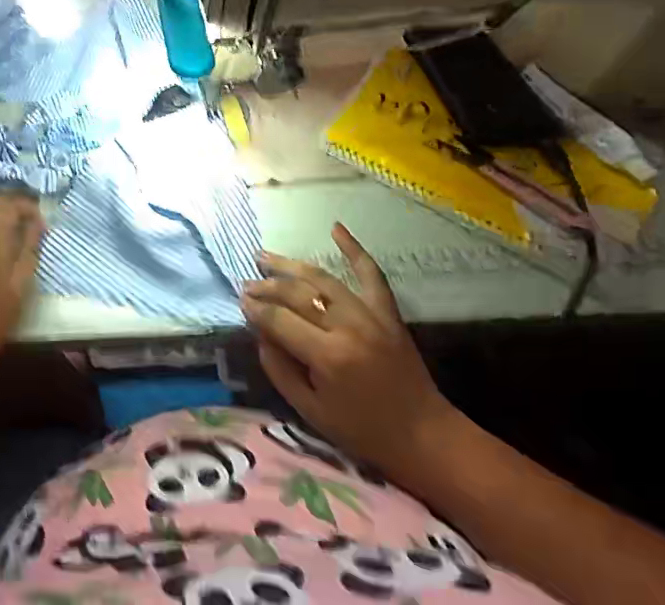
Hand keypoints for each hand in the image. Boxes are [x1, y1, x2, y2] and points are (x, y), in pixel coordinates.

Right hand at [242, 223, 457, 474]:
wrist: (424, 436)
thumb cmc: (363, 431)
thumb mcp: (310, 411)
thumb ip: (280, 370)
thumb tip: (261, 334)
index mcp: (328, 356)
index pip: (280, 320)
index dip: (256, 309)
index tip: (240, 302)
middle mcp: (348, 326)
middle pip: (298, 294)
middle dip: (268, 287)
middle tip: (247, 284)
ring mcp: (370, 315)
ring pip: (323, 279)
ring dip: (291, 266)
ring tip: (265, 257)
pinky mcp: (387, 312)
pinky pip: (370, 274)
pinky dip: (354, 249)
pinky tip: (336, 228)